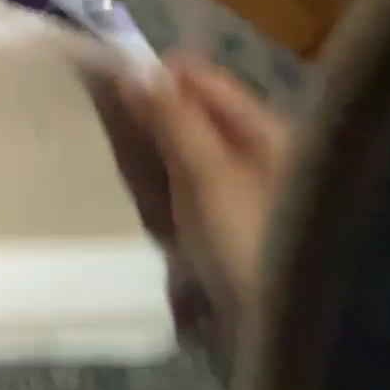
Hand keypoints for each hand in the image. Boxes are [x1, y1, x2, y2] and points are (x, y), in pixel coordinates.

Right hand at [124, 53, 290, 326]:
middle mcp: (263, 149)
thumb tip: (134, 68)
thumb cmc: (252, 237)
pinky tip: (136, 174)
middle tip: (103, 108)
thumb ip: (173, 118)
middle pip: (197, 110)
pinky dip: (161, 166)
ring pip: (188, 141)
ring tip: (111, 138)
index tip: (107, 73)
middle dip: (151, 106)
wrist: (286, 321)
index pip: (205, 81)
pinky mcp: (228, 213)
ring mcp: (247, 183)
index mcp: (271, 131)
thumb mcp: (208, 173)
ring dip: (152, 138)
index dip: (158, 73)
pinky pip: (186, 172)